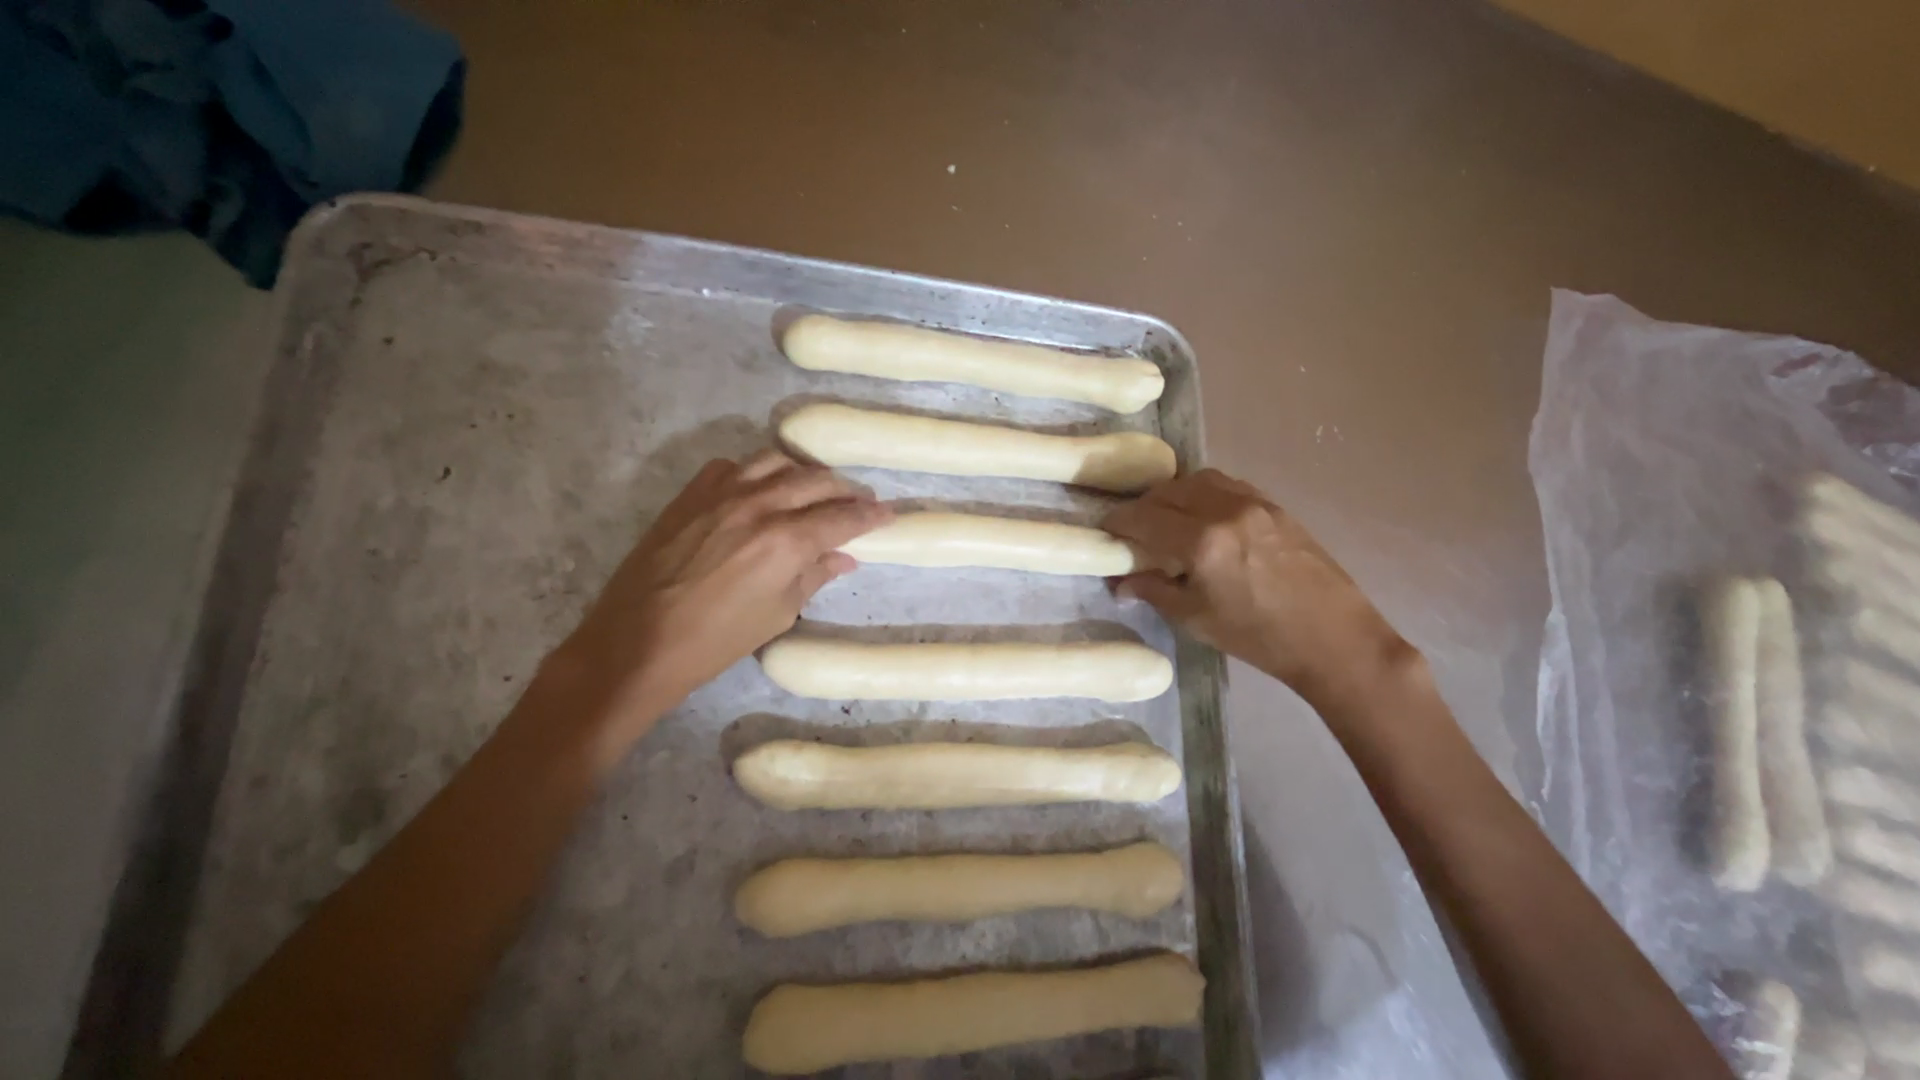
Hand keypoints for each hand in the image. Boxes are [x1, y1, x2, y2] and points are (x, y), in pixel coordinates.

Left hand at [547, 450, 889, 741]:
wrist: (638, 642)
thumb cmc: (715, 641)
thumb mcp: (777, 614)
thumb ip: (813, 577)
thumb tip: (844, 558)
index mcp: (785, 541)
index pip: (841, 517)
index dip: (870, 515)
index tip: (888, 513)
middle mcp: (758, 505)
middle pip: (814, 481)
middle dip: (843, 490)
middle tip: (858, 501)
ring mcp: (720, 493)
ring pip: (775, 462)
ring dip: (802, 472)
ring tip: (813, 488)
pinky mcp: (690, 494)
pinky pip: (733, 466)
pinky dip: (755, 472)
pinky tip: (759, 489)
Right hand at [1102, 469, 1411, 703]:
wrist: (1333, 638)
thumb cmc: (1259, 637)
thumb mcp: (1196, 619)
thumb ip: (1154, 592)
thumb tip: (1120, 583)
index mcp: (1202, 542)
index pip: (1144, 518)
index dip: (1118, 522)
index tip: (1105, 530)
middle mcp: (1225, 510)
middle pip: (1168, 492)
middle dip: (1143, 507)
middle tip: (1131, 529)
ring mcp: (1254, 503)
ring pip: (1198, 480)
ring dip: (1173, 494)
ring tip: (1165, 518)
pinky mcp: (1275, 506)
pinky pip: (1227, 486)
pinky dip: (1204, 493)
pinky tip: (1202, 515)